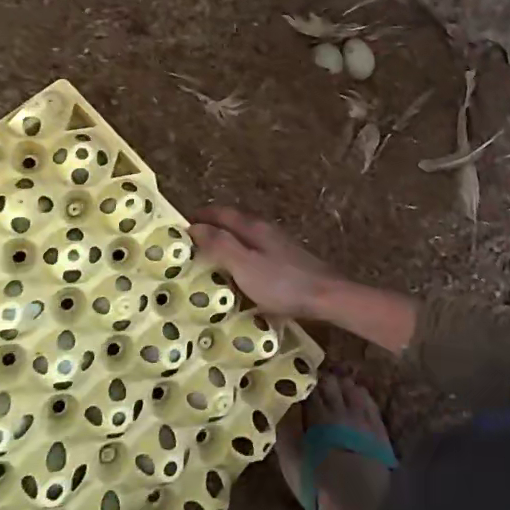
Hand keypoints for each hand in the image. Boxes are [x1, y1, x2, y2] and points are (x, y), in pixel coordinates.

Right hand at [189, 206, 347, 318]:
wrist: (326, 296)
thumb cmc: (282, 283)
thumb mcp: (244, 265)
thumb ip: (219, 245)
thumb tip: (194, 227)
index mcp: (253, 228)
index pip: (222, 213)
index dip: (202, 215)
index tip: (182, 224)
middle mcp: (267, 230)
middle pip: (235, 222)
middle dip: (213, 228)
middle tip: (193, 243)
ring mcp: (280, 245)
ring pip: (248, 237)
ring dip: (229, 242)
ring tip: (212, 258)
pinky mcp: (289, 261)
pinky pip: (258, 252)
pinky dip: (243, 256)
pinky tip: (242, 273)